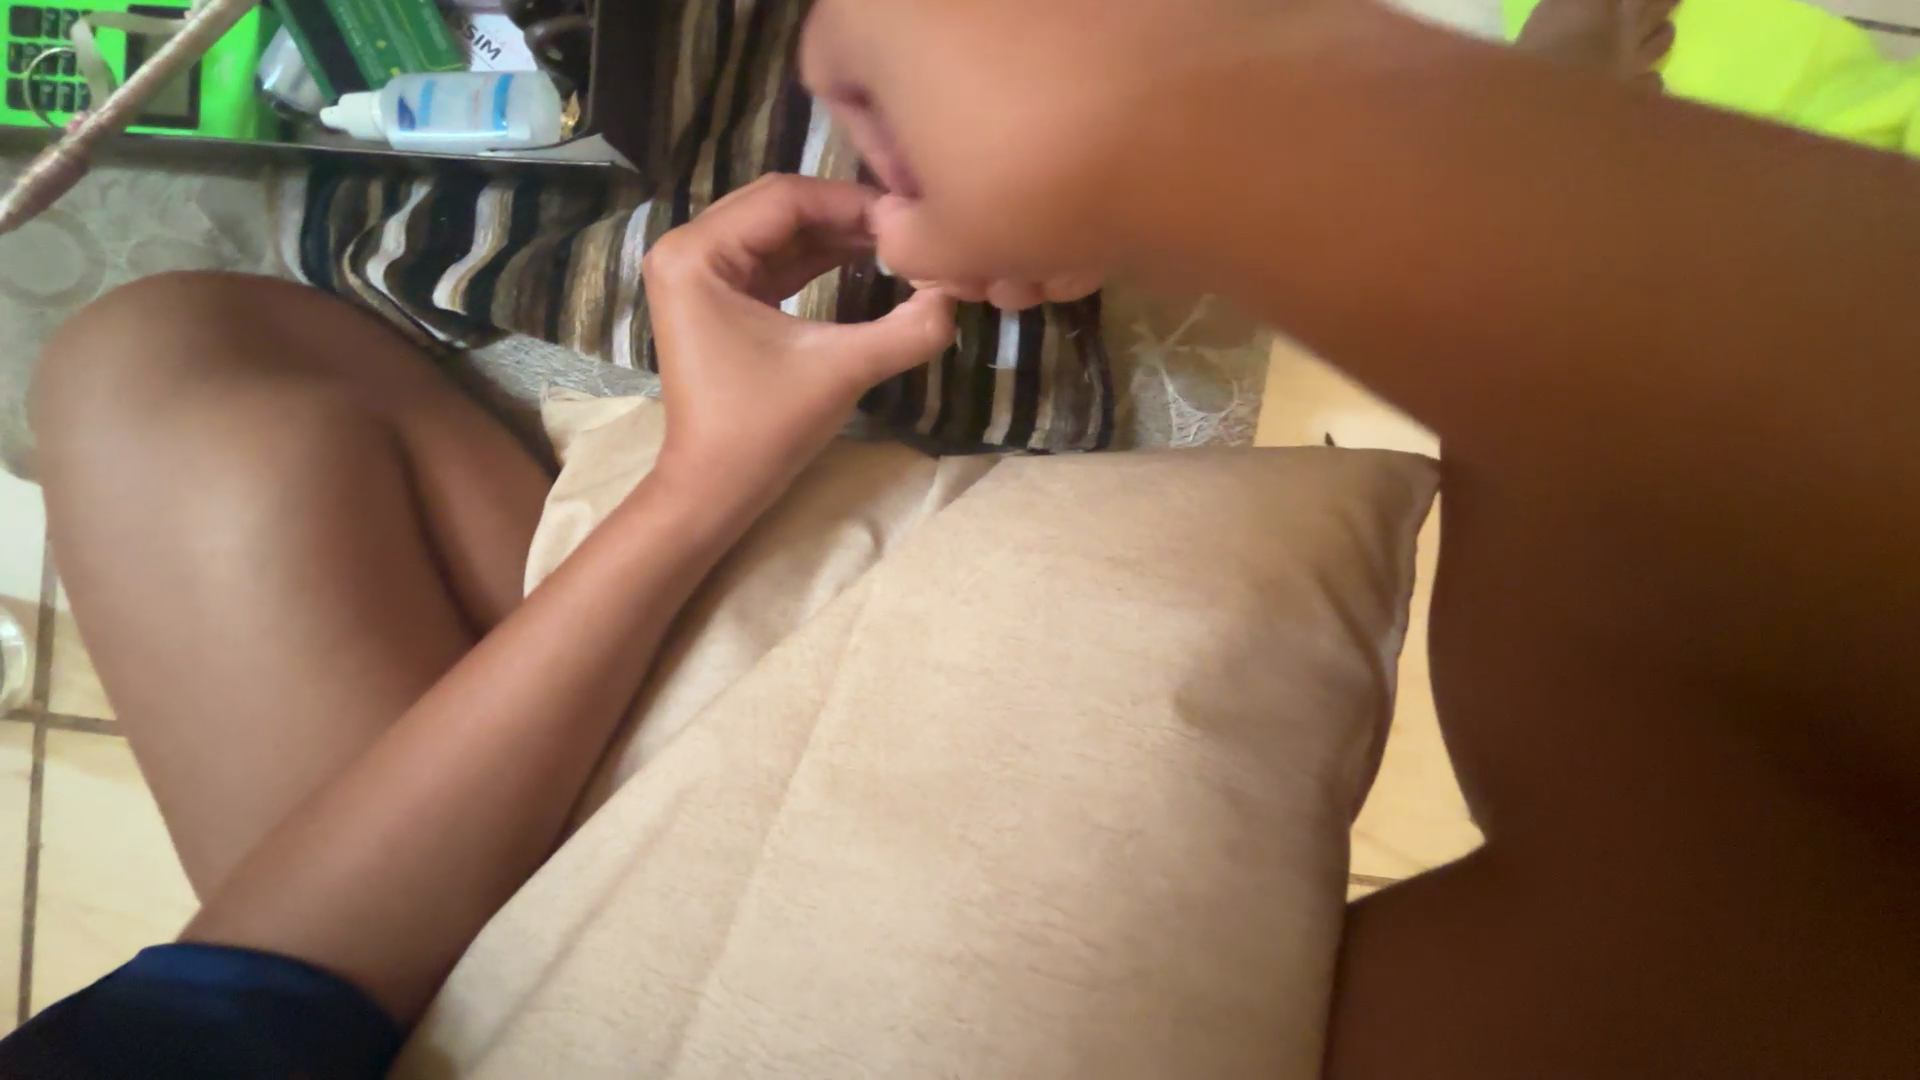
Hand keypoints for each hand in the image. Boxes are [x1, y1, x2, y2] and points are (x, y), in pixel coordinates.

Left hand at [643, 174, 955, 512]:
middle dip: (844, 216)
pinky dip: (815, 262)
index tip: (906, 219)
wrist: (718, 487)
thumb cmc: (766, 428)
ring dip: (833, 238)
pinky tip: (860, 262)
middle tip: (903, 229)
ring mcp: (698, 276)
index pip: (785, 198)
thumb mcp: (841, 371)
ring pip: (776, 234)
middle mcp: (688, 250)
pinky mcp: (715, 301)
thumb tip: (956, 299)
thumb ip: (905, 331)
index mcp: (698, 253)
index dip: (851, 202)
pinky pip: (771, 263)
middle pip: (778, 208)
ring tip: (892, 245)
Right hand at [800, 0, 1336, 292]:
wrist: (1189, 135)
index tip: (920, 209)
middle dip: (961, 197)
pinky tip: (1093, 235)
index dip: (872, 154)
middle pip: (934, 97)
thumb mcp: (942, 245)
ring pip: (1004, 105)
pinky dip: (1068, 155)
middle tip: (992, 266)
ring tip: (1050, 273)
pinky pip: (1063, 88)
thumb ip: (901, 241)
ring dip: (1019, 199)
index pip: (833, 72)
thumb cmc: (1025, 184)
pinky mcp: (1109, 13)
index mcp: (885, 9)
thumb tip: (906, 230)